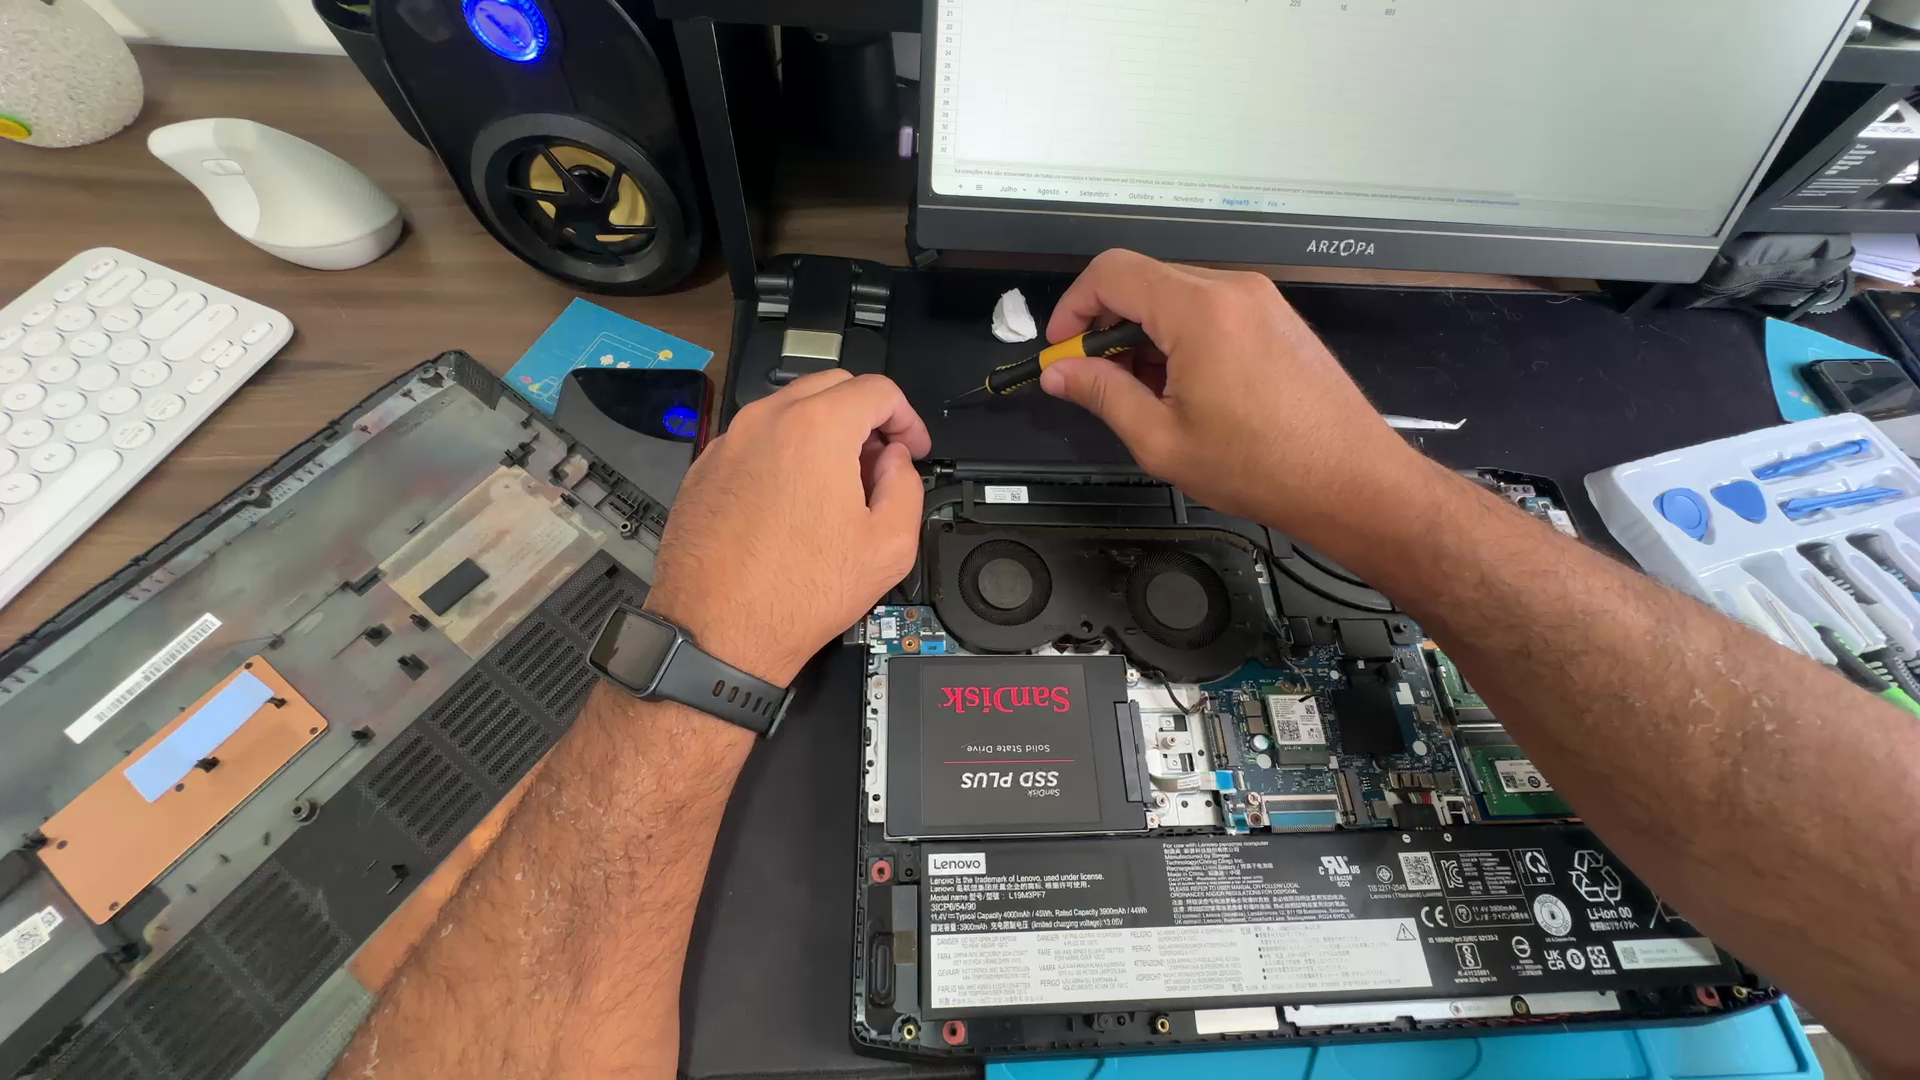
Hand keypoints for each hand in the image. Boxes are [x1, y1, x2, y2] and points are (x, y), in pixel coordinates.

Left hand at [643, 372, 931, 686]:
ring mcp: (730, 442)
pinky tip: (796, 500)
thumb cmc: (795, 595)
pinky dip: (786, 451)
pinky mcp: (706, 467)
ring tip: (840, 484)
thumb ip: (907, 486)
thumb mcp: (889, 546)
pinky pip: (758, 439)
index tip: (912, 448)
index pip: (877, 390)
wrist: (716, 632)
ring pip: (791, 409)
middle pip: (833, 387)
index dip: (907, 418)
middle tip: (882, 461)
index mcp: (816, 430)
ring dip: (826, 431)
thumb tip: (896, 463)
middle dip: (867, 416)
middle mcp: (766, 422)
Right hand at [1040, 249, 1421, 545]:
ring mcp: (1258, 300)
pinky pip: (1207, 310)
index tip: (1062, 350)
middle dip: (1106, 327)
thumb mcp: (1161, 439)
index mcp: (1199, 311)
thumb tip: (1058, 372)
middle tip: (1097, 382)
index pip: (1112, 273)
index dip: (1073, 307)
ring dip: (1142, 337)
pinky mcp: (1273, 317)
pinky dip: (1177, 339)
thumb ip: (1102, 394)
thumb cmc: (1257, 466)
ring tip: (1143, 395)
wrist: (1349, 479)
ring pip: (1174, 297)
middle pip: (1142, 282)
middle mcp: (1231, 289)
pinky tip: (1180, 388)